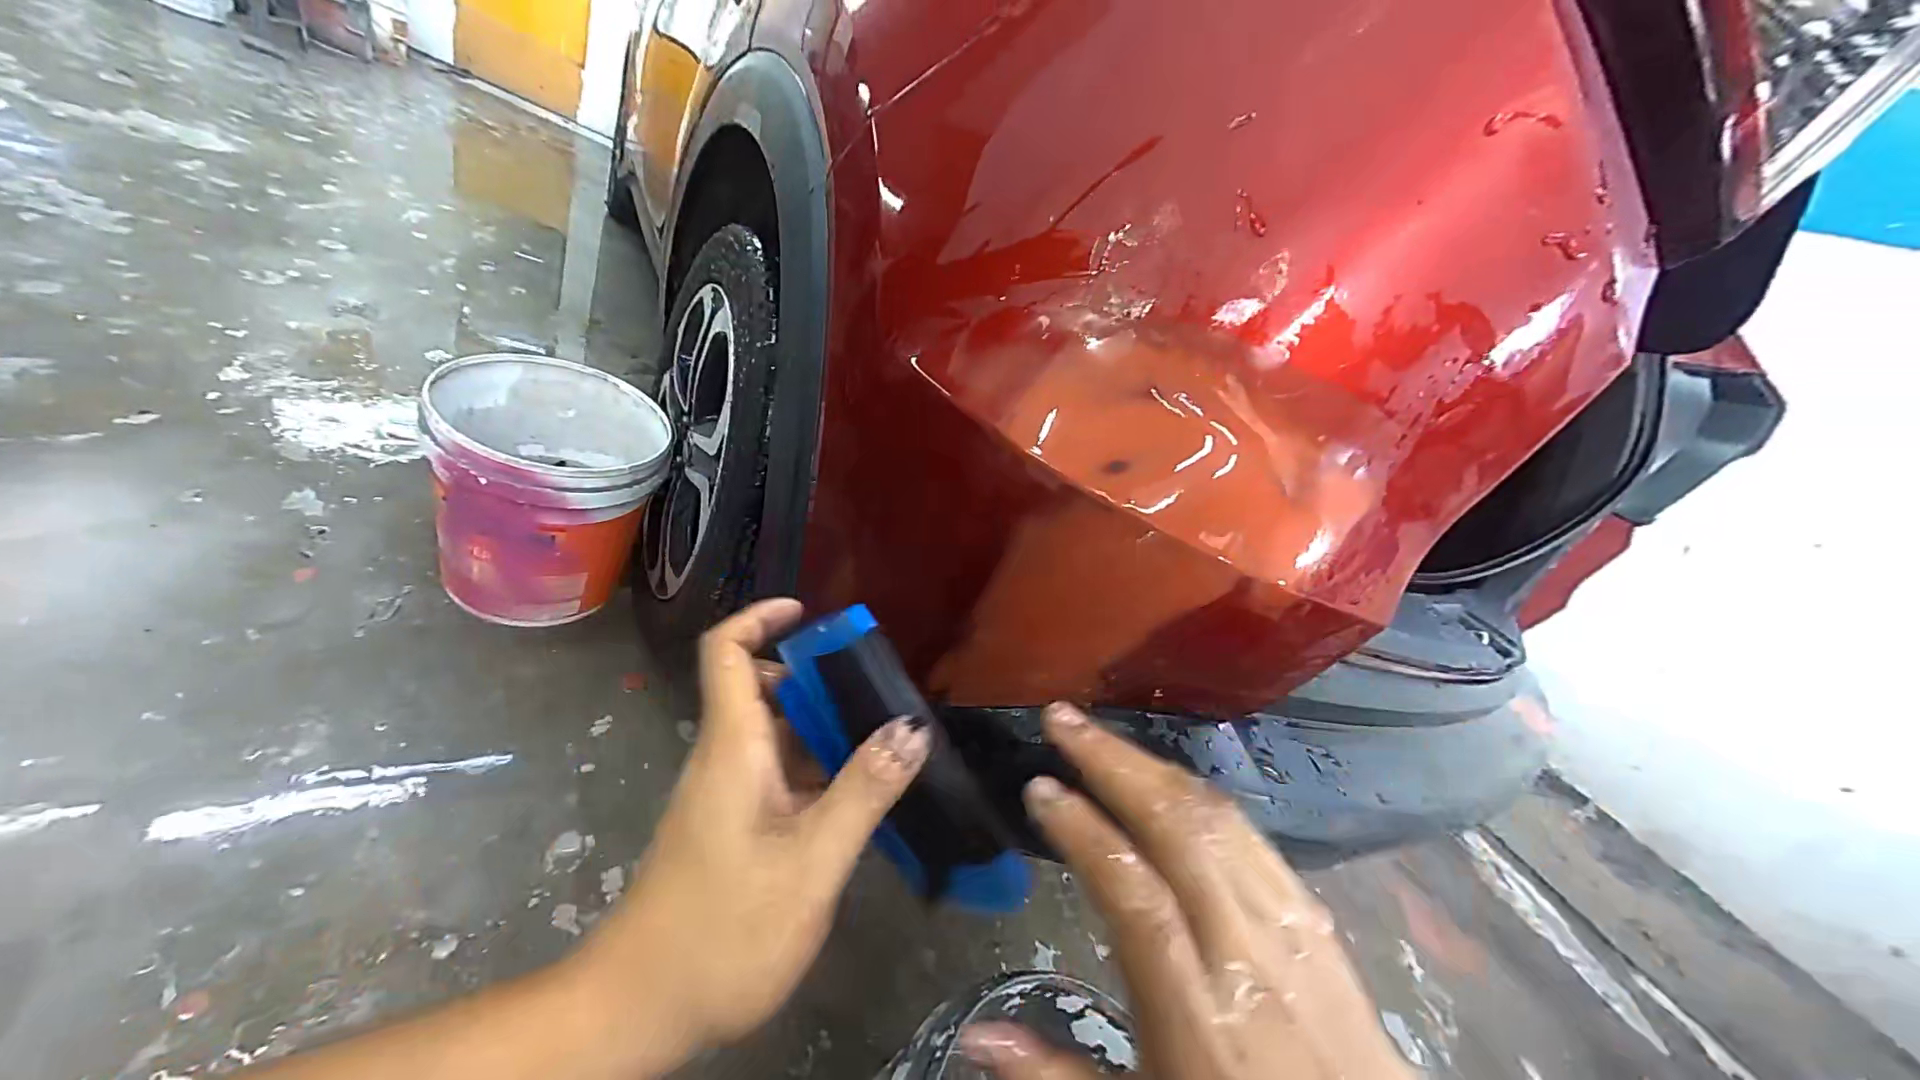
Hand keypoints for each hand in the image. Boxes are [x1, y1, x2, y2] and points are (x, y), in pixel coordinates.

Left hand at [574, 599, 930, 1066]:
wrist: (640, 1010)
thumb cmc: (724, 932)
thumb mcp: (811, 861)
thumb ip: (864, 790)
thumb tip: (912, 726)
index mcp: (732, 747)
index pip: (725, 651)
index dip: (761, 618)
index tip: (809, 615)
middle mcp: (726, 757)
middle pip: (763, 688)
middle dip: (819, 677)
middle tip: (879, 689)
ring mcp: (729, 793)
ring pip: (777, 734)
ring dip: (826, 726)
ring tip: (887, 737)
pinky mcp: (735, 824)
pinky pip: (780, 772)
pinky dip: (819, 766)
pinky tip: (862, 791)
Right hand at [957, 703, 1413, 1079]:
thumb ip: (1056, 1079)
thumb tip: (973, 1039)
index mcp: (1198, 1019)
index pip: (1135, 896)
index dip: (1083, 832)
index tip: (1039, 787)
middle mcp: (1247, 956)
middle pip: (1178, 830)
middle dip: (1112, 763)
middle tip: (1060, 720)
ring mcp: (1290, 930)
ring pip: (1217, 819)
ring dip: (1152, 765)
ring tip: (1100, 738)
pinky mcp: (1315, 919)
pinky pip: (1251, 835)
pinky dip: (1198, 794)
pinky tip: (1166, 780)